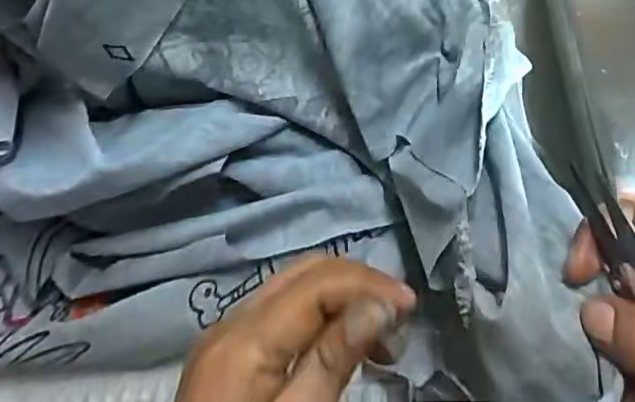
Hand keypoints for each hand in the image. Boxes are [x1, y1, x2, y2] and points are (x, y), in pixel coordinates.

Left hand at [175, 258, 416, 401]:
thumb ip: (332, 362)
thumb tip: (378, 305)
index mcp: (243, 337)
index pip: (316, 282)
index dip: (367, 284)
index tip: (411, 306)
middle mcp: (229, 321)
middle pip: (303, 273)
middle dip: (356, 284)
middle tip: (399, 319)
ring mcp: (223, 336)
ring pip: (291, 287)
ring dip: (339, 297)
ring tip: (379, 334)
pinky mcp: (224, 356)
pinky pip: (276, 313)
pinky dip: (314, 315)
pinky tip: (340, 341)